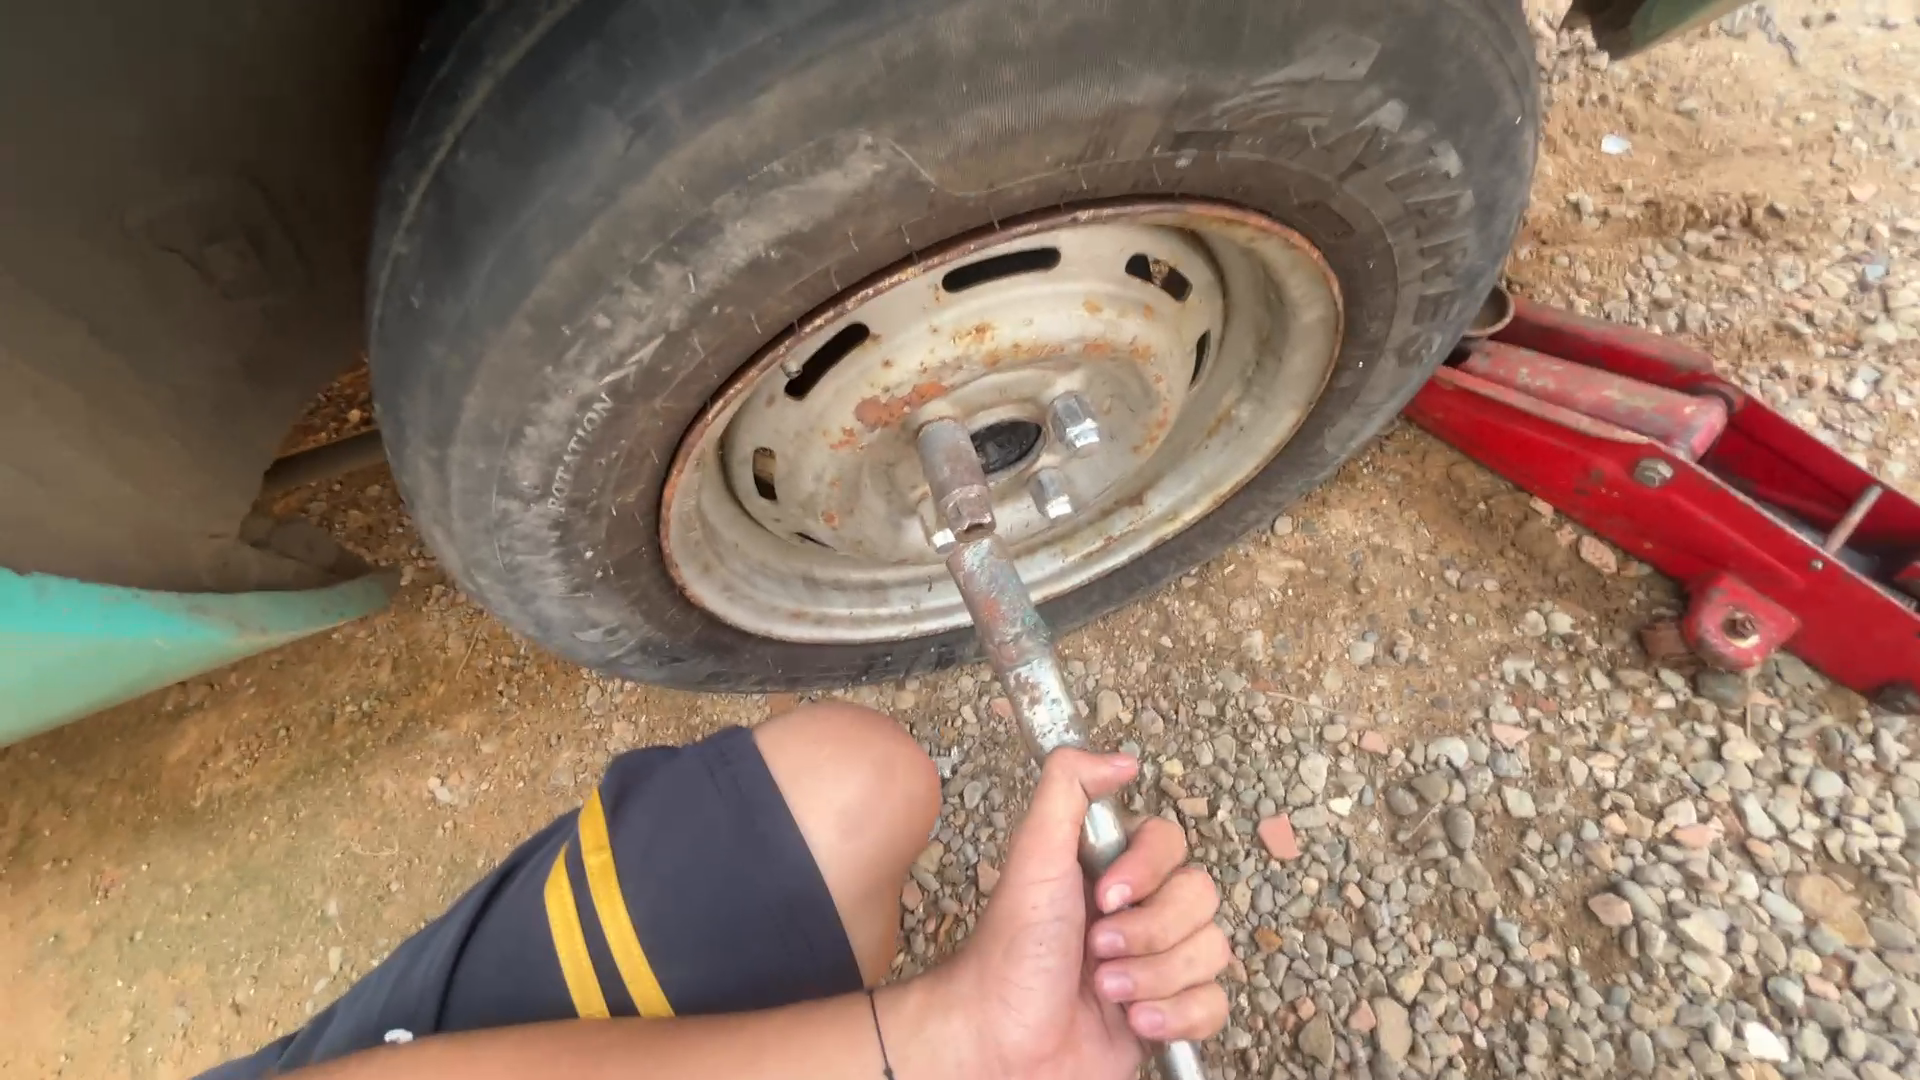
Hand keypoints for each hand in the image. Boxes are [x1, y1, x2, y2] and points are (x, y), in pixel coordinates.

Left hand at [926, 750, 1229, 1078]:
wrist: (1004, 1043)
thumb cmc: (1013, 945)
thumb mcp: (1034, 852)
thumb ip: (1068, 787)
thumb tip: (1124, 760)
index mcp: (1113, 863)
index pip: (1171, 842)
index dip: (1147, 872)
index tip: (1103, 897)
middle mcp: (1141, 904)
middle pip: (1200, 895)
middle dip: (1149, 932)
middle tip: (1097, 950)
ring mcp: (1158, 957)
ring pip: (1212, 950)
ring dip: (1155, 976)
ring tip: (1106, 991)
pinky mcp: (1171, 1010)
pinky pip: (1215, 1005)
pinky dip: (1177, 1016)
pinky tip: (1135, 1023)